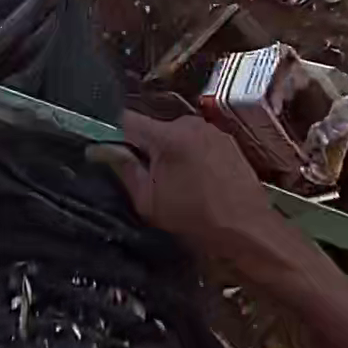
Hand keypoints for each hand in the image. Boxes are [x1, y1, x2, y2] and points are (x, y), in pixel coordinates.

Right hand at [88, 112, 288, 262]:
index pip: (127, 119)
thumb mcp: (150, 201)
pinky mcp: (226, 138)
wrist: (248, 229)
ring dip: (170, 153)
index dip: (114, 133)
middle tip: (150, 181)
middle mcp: (189, 122)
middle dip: (146, 149)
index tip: (109, 152)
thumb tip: (98, 148)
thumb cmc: (196, 219)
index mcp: (167, 134)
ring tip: (177, 184)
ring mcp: (210, 128)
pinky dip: (191, 155)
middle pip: (153, 128)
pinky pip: (197, 140)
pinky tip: (199, 181)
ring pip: (176, 135)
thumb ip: (124, 169)